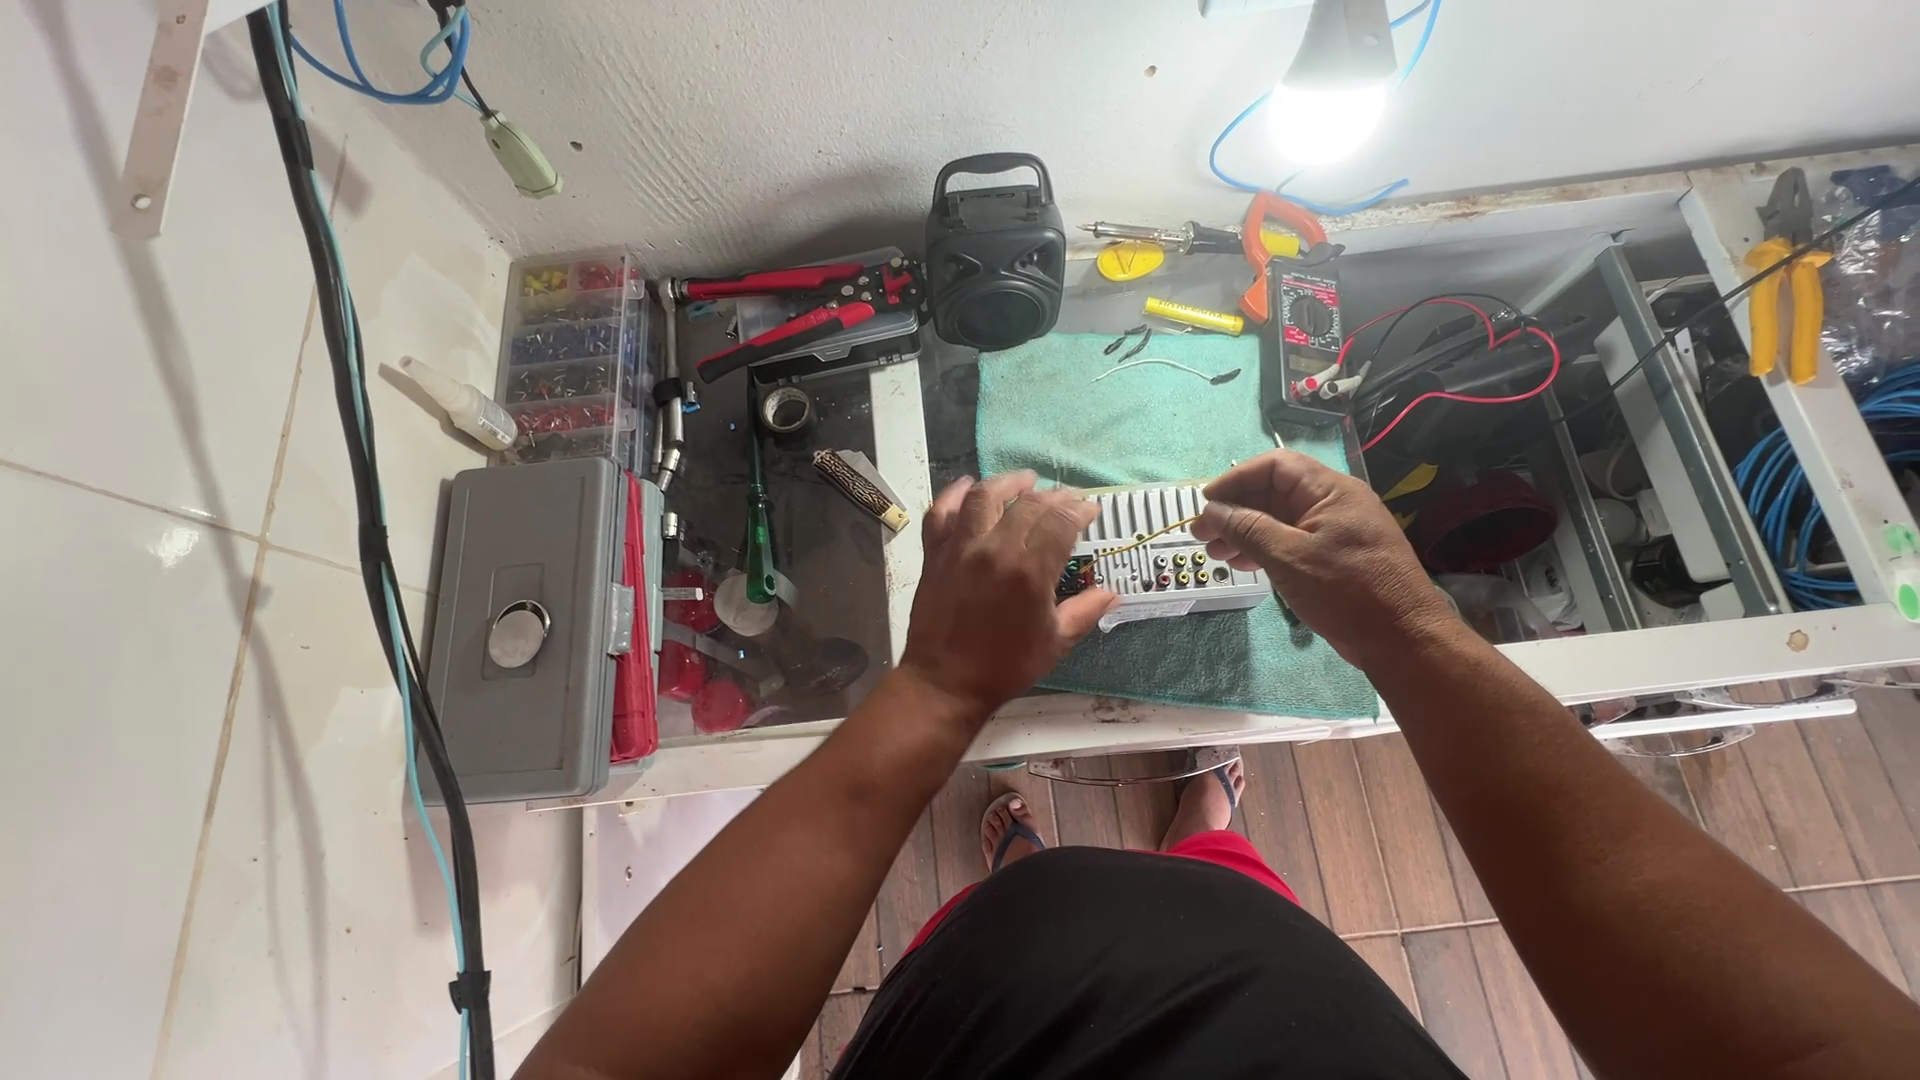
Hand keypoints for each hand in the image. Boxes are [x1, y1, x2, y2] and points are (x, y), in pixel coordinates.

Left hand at [899, 472, 1117, 720]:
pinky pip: (940, 513)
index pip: (1061, 522)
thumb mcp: (1056, 642)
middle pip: (1028, 504)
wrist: (946, 682)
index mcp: (1030, 571)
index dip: (1079, 510)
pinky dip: (953, 495)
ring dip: (1007, 483)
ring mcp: (961, 548)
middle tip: (1065, 498)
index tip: (1090, 509)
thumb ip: (1085, 611)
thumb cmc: (1005, 666)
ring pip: (984, 497)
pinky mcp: (935, 554)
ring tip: (1024, 480)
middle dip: (1052, 496)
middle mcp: (995, 550)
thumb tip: (1112, 593)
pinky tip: (967, 487)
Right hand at [1191, 451, 1457, 666]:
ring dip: (1243, 532)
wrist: (1403, 640)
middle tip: (1202, 535)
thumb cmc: (1347, 592)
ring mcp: (1334, 531)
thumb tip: (1212, 511)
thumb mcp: (1289, 557)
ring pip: (1279, 520)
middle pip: (1274, 492)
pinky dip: (1263, 549)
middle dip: (1235, 510)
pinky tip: (1241, 564)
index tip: (1206, 504)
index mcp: (1330, 491)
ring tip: (1215, 554)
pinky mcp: (1333, 557)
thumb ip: (1246, 529)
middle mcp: (1333, 503)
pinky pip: (1291, 542)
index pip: (1274, 466)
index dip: (1236, 479)